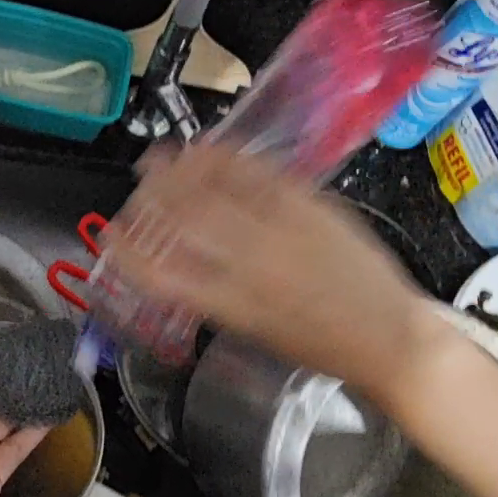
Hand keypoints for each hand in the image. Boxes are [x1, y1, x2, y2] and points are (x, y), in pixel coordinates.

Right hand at [104, 141, 451, 402]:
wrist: (388, 336)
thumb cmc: (319, 346)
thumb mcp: (255, 332)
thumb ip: (216, 296)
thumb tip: (185, 262)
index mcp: (232, 305)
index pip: (162, 274)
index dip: (127, 253)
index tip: (110, 237)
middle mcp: (252, 264)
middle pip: (184, 218)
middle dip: (150, 199)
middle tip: (137, 188)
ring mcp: (283, 229)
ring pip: (216, 189)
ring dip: (179, 171)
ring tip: (159, 160)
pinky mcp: (311, 205)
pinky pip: (258, 174)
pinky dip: (225, 158)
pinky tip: (206, 149)